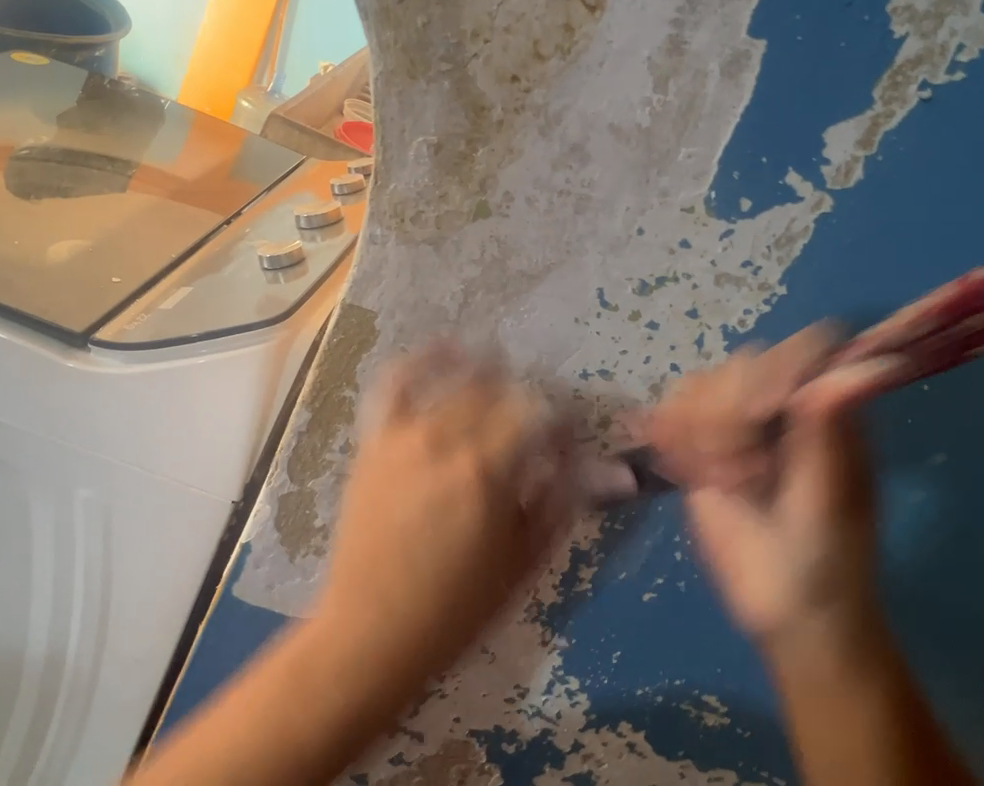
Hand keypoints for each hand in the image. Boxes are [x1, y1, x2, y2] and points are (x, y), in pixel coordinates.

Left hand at [315, 342, 575, 682]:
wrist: (371, 633)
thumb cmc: (456, 607)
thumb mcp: (523, 560)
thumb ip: (563, 502)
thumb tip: (612, 469)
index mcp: (489, 470)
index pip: (541, 415)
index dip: (564, 423)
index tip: (570, 442)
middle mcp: (447, 438)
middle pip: (503, 391)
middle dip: (530, 400)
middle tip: (539, 424)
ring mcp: (405, 434)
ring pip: (458, 380)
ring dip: (489, 373)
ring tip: (505, 379)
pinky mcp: (375, 440)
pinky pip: (396, 383)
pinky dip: (423, 360)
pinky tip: (446, 350)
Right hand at [648, 324, 898, 646]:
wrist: (790, 614)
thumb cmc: (827, 560)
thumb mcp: (831, 498)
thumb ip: (829, 428)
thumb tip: (865, 363)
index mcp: (830, 406)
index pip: (800, 348)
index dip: (772, 374)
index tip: (758, 419)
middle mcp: (785, 404)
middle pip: (742, 363)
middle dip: (731, 416)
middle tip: (748, 476)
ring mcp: (742, 425)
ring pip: (702, 385)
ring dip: (703, 433)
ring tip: (726, 482)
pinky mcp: (705, 448)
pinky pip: (675, 413)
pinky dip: (676, 441)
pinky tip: (690, 475)